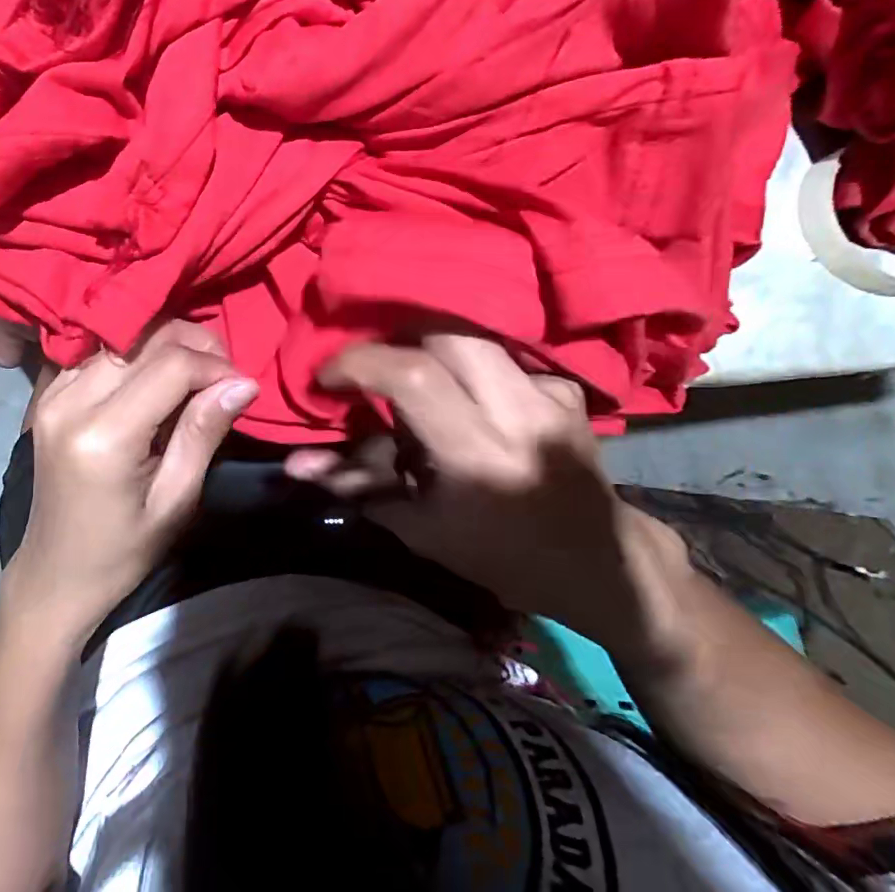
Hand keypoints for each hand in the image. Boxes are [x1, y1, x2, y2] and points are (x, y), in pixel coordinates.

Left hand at [3, 321, 257, 630]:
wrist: (56, 573)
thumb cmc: (124, 549)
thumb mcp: (176, 499)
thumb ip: (204, 432)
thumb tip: (244, 382)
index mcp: (103, 436)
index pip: (171, 364)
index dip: (215, 366)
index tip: (242, 386)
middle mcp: (70, 402)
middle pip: (146, 337)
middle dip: (197, 347)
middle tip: (225, 378)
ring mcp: (53, 394)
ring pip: (126, 336)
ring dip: (169, 347)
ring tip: (197, 379)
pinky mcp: (49, 394)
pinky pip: (103, 352)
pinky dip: (140, 355)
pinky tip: (159, 382)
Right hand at [286, 334, 689, 646]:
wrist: (597, 562)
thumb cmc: (501, 557)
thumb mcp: (422, 529)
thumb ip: (359, 486)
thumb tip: (298, 465)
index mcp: (477, 452)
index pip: (411, 374)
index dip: (359, 362)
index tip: (330, 377)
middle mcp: (517, 411)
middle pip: (446, 333)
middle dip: (399, 342)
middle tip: (379, 372)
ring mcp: (549, 394)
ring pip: (477, 338)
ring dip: (436, 350)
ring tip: (422, 382)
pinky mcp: (567, 390)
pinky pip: (506, 360)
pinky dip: (477, 372)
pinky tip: (477, 402)